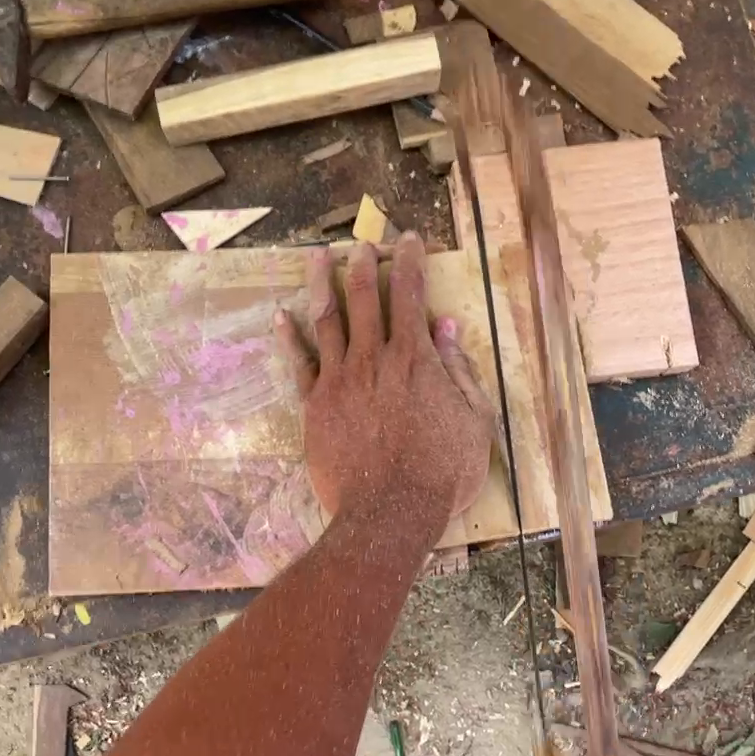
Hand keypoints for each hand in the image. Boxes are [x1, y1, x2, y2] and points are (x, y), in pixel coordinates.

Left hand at [274, 235, 495, 524]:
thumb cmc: (440, 473)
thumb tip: (446, 326)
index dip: (409, 261)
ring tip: (317, 256)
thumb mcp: (474, 421)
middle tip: (362, 244)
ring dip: (321, 282)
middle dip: (364, 262)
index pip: (410, 294)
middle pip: (364, 296)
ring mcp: (339, 380)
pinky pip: (299, 362)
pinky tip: (280, 316)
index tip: (408, 241)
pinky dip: (289, 337)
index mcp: (414, 358)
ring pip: (326, 318)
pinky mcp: (315, 405)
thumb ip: (459, 370)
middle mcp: (373, 358)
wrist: (389, 514)